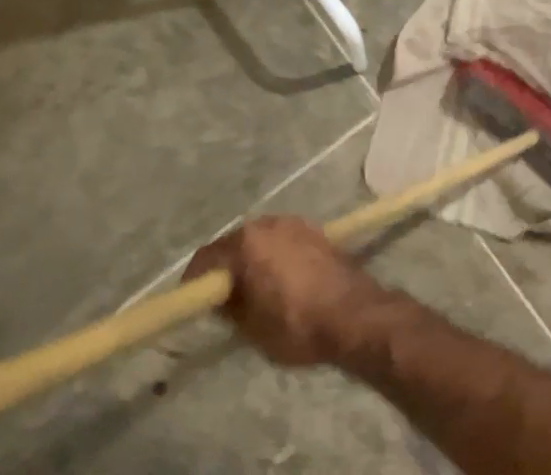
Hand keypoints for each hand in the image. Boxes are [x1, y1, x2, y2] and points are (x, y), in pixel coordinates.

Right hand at [182, 216, 382, 366]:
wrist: (356, 315)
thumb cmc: (297, 323)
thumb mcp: (250, 326)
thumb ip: (229, 306)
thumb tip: (221, 297)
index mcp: (246, 242)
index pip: (206, 258)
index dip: (195, 282)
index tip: (195, 303)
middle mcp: (268, 223)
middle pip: (234, 244)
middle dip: (226, 269)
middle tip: (223, 299)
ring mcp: (296, 223)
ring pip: (261, 241)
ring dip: (253, 260)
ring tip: (254, 290)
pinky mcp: (317, 232)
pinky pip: (284, 243)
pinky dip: (276, 258)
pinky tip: (282, 281)